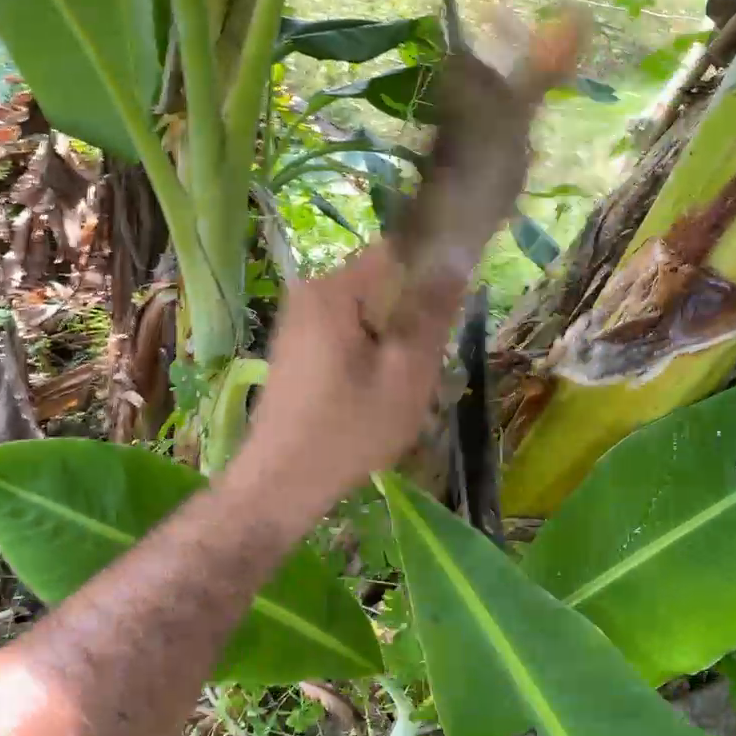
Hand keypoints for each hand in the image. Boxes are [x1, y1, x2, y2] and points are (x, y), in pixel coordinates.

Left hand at [227, 244, 461, 520]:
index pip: (398, 252)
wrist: (280, 482)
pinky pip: (344, 333)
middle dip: (408, 319)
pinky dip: (364, 355)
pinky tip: (366, 395)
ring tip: (392, 387)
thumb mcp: (406, 373)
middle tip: (418, 369)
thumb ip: (432, 311)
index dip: (432, 277)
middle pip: (381, 284)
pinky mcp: (294, 346)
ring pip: (365, 313)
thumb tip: (456, 254)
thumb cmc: (348, 430)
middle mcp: (309, 291)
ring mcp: (297, 319)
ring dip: (388, 341)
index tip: (445, 320)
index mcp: (334, 288)